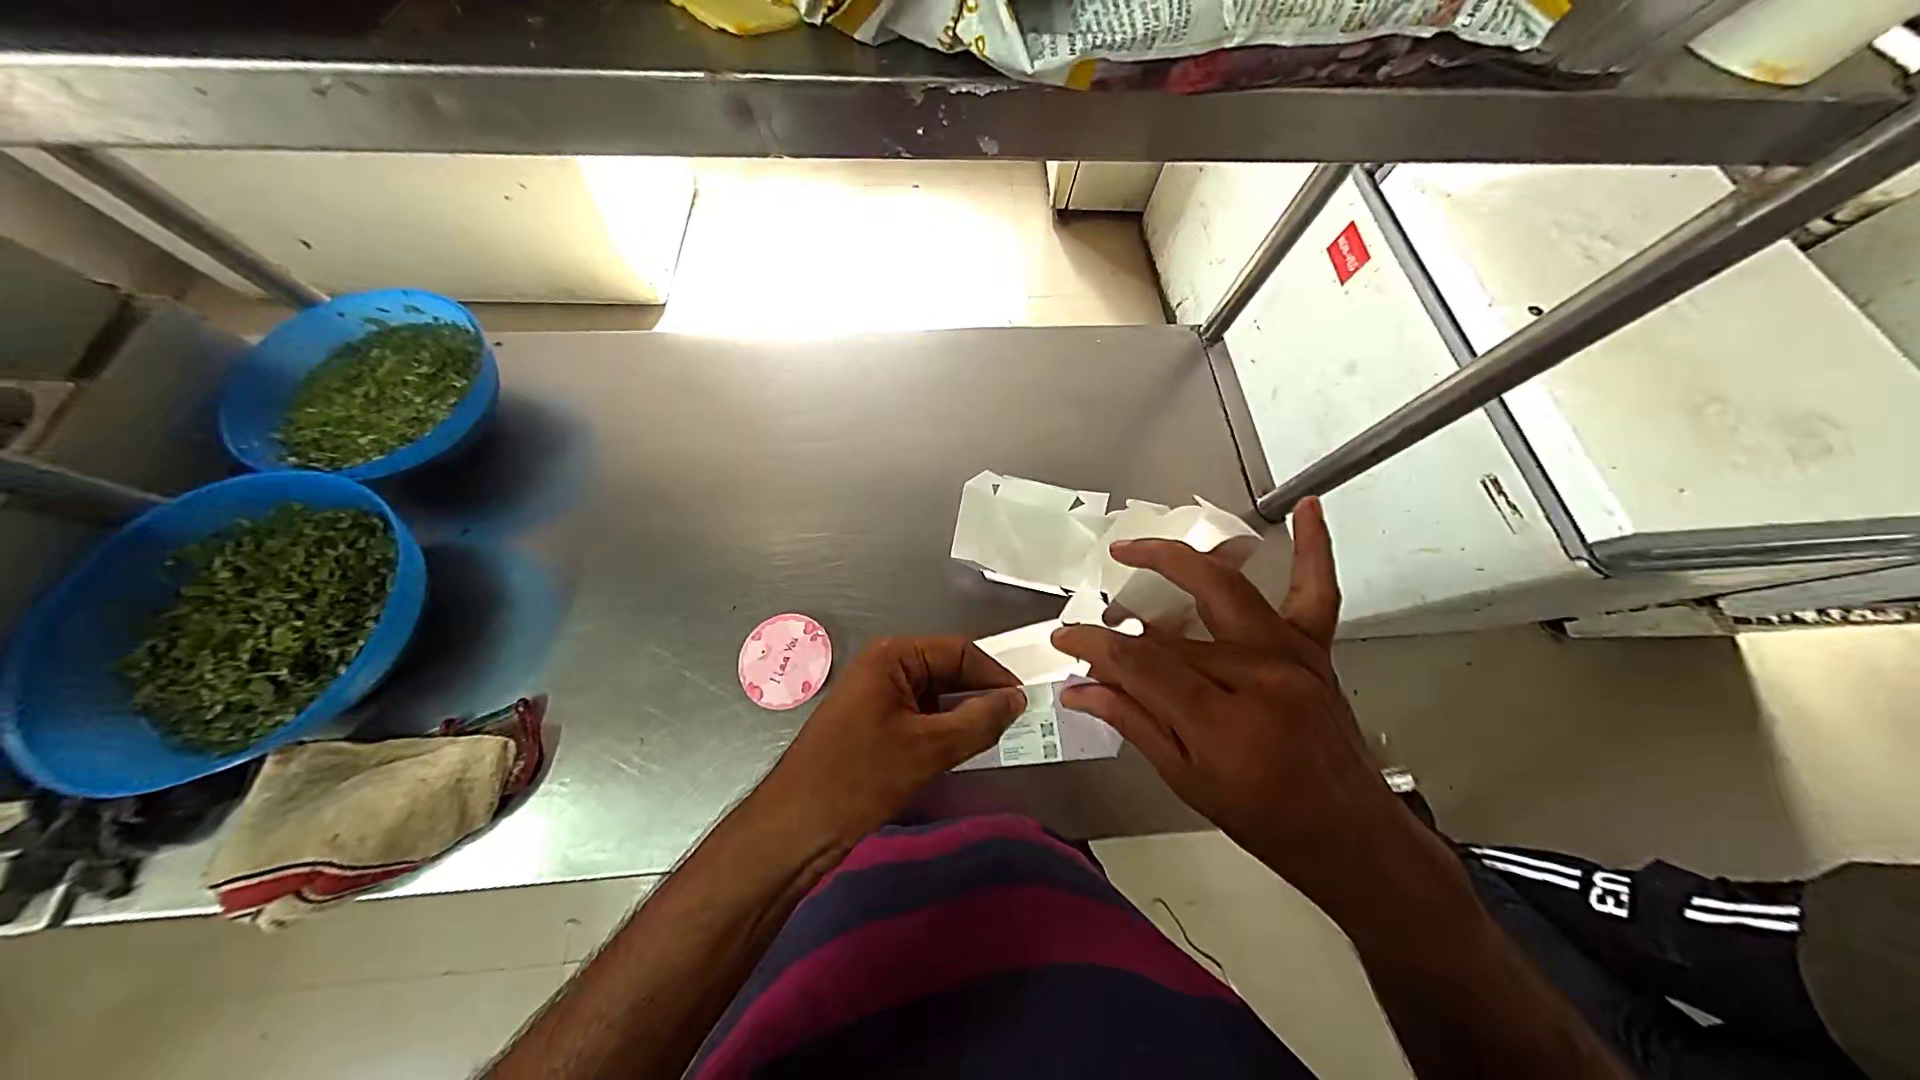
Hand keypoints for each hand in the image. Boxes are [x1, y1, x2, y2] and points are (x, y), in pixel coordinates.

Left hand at [760, 637, 1025, 844]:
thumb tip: (1015, 701)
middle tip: (1018, 722)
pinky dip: (945, 733)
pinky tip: (964, 751)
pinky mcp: (875, 726)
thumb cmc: (858, 777)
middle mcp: (884, 668)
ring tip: (996, 739)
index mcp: (892, 657)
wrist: (796, 827)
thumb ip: (978, 721)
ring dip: (965, 717)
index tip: (1025, 701)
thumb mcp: (927, 748)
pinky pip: (922, 719)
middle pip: (947, 672)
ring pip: (936, 698)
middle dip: (981, 696)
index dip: (995, 675)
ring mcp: (878, 698)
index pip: (958, 651)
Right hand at [1051, 497, 1409, 895]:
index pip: (1141, 665)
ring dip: (1178, 564)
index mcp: (1223, 725)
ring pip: (1227, 593)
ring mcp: (1293, 658)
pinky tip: (1307, 509)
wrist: (1351, 836)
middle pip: (1177, 631)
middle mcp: (1260, 680)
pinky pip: (1316, 590)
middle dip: (1126, 615)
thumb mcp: (1187, 780)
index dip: (1094, 645)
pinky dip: (1313, 547)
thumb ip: (1133, 723)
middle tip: (1097, 607)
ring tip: (1137, 550)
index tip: (1064, 636)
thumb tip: (1079, 689)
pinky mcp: (1316, 650)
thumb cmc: (1266, 820)